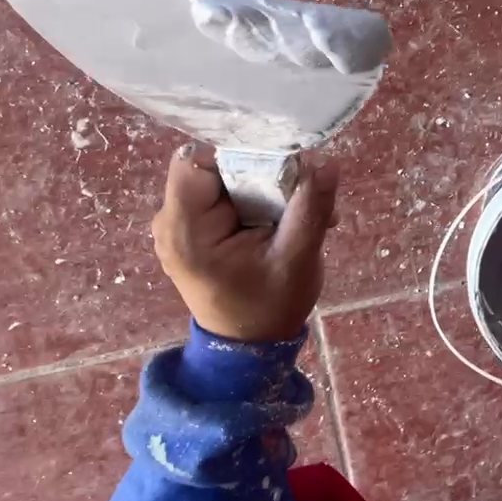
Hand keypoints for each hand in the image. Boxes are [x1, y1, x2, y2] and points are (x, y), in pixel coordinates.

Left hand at [151, 144, 339, 342]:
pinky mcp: (200, 228)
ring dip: (270, 187)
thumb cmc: (268, 306)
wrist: (250, 346)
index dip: (240, 154)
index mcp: (186, 230)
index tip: (282, 168)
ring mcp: (185, 224)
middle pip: (218, 167)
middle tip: (307, 193)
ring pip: (230, 178)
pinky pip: (231, 194)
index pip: (197, 162)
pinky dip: (263, 199)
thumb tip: (327, 160)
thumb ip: (311, 207)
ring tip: (306, 211)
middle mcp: (174, 221)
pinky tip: (291, 219)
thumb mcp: (297, 257)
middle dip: (265, 173)